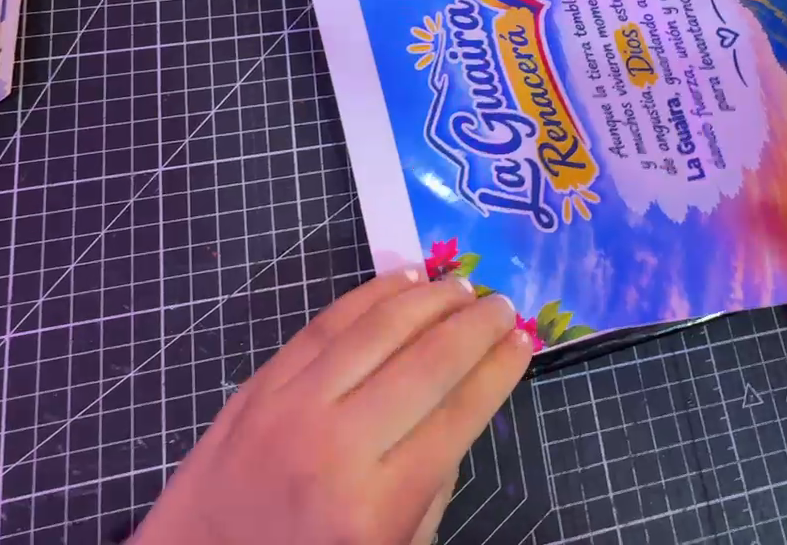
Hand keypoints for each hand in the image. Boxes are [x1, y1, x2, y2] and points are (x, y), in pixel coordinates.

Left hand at [130, 268, 532, 544]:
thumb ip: (429, 487)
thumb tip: (462, 403)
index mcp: (375, 508)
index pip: (458, 415)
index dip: (498, 370)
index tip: (525, 340)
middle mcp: (337, 446)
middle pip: (427, 363)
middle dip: (476, 326)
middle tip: (504, 303)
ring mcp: (293, 405)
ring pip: (378, 329)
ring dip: (429, 299)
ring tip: (463, 286)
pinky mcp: (262, 382)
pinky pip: (328, 322)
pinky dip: (372, 293)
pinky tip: (405, 278)